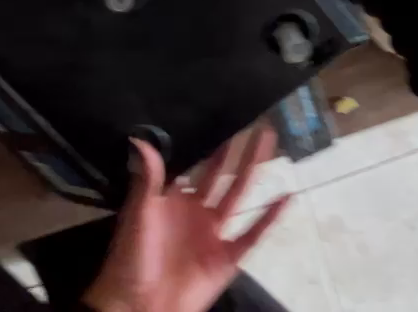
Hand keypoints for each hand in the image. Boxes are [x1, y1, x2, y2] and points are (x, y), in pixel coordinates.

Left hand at [81, 127, 291, 311]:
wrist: (138, 303)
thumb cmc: (133, 255)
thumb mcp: (139, 211)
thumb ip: (148, 177)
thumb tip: (142, 138)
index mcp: (176, 198)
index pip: (199, 166)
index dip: (214, 147)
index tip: (229, 123)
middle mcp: (198, 211)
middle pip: (223, 175)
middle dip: (239, 152)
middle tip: (257, 127)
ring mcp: (214, 234)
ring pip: (239, 195)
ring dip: (253, 171)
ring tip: (269, 146)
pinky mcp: (226, 258)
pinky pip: (252, 234)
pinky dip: (269, 217)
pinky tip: (285, 198)